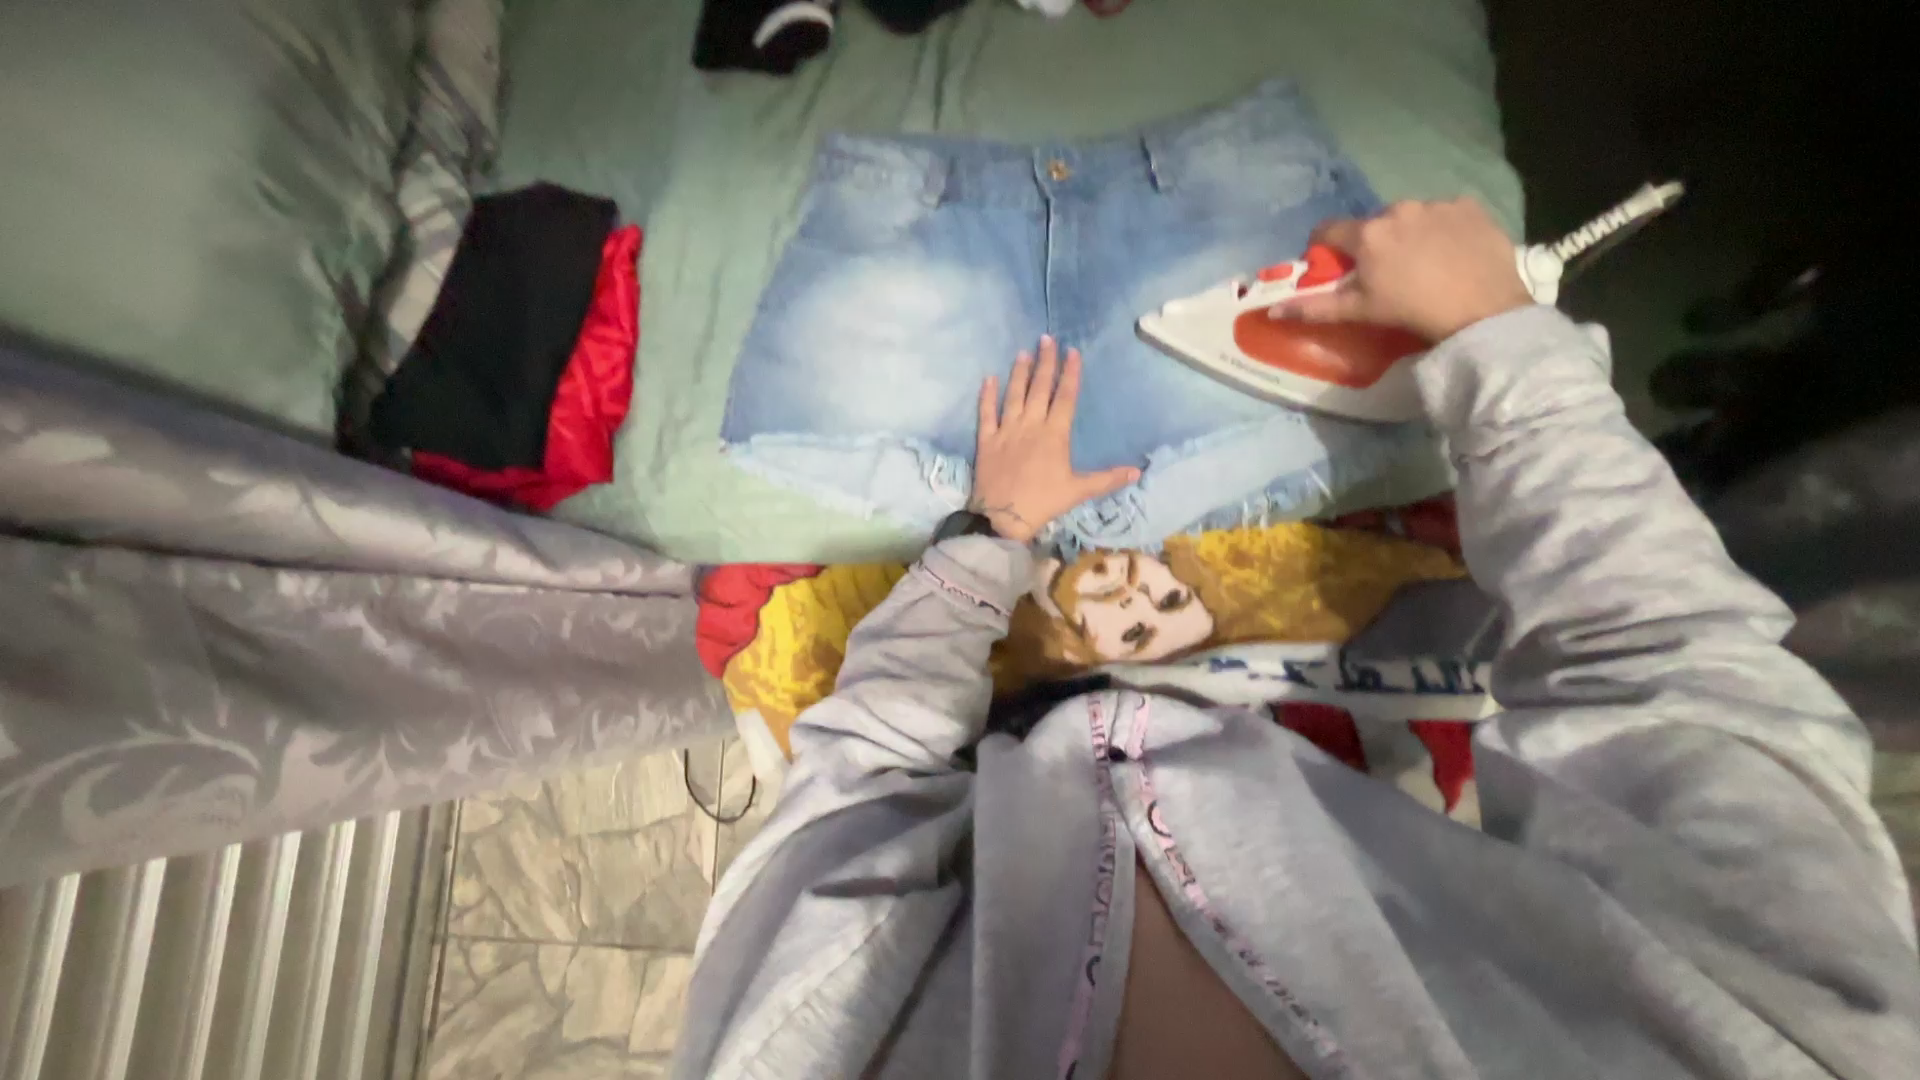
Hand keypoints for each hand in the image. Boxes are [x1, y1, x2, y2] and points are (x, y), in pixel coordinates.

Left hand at [970, 337, 1140, 543]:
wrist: (1003, 517)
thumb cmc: (1044, 502)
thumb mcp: (1078, 491)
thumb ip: (1107, 478)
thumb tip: (1137, 471)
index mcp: (1055, 434)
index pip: (1065, 396)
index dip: (1070, 373)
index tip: (1071, 351)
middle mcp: (1031, 425)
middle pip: (1039, 388)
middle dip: (1045, 363)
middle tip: (1046, 339)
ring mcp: (1006, 431)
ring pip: (1013, 395)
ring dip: (1019, 373)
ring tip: (1023, 353)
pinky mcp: (986, 441)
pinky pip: (986, 413)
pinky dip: (987, 395)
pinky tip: (988, 378)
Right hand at [1271, 197, 1532, 341]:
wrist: (1480, 308)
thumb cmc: (1409, 310)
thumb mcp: (1358, 311)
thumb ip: (1313, 307)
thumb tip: (1272, 311)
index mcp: (1367, 233)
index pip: (1328, 230)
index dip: (1325, 247)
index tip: (1333, 265)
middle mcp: (1398, 209)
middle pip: (1372, 223)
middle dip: (1372, 242)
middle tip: (1383, 272)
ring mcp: (1437, 204)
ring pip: (1410, 216)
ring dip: (1407, 234)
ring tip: (1421, 263)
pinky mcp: (1469, 206)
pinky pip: (1445, 213)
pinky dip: (1441, 228)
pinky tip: (1449, 253)